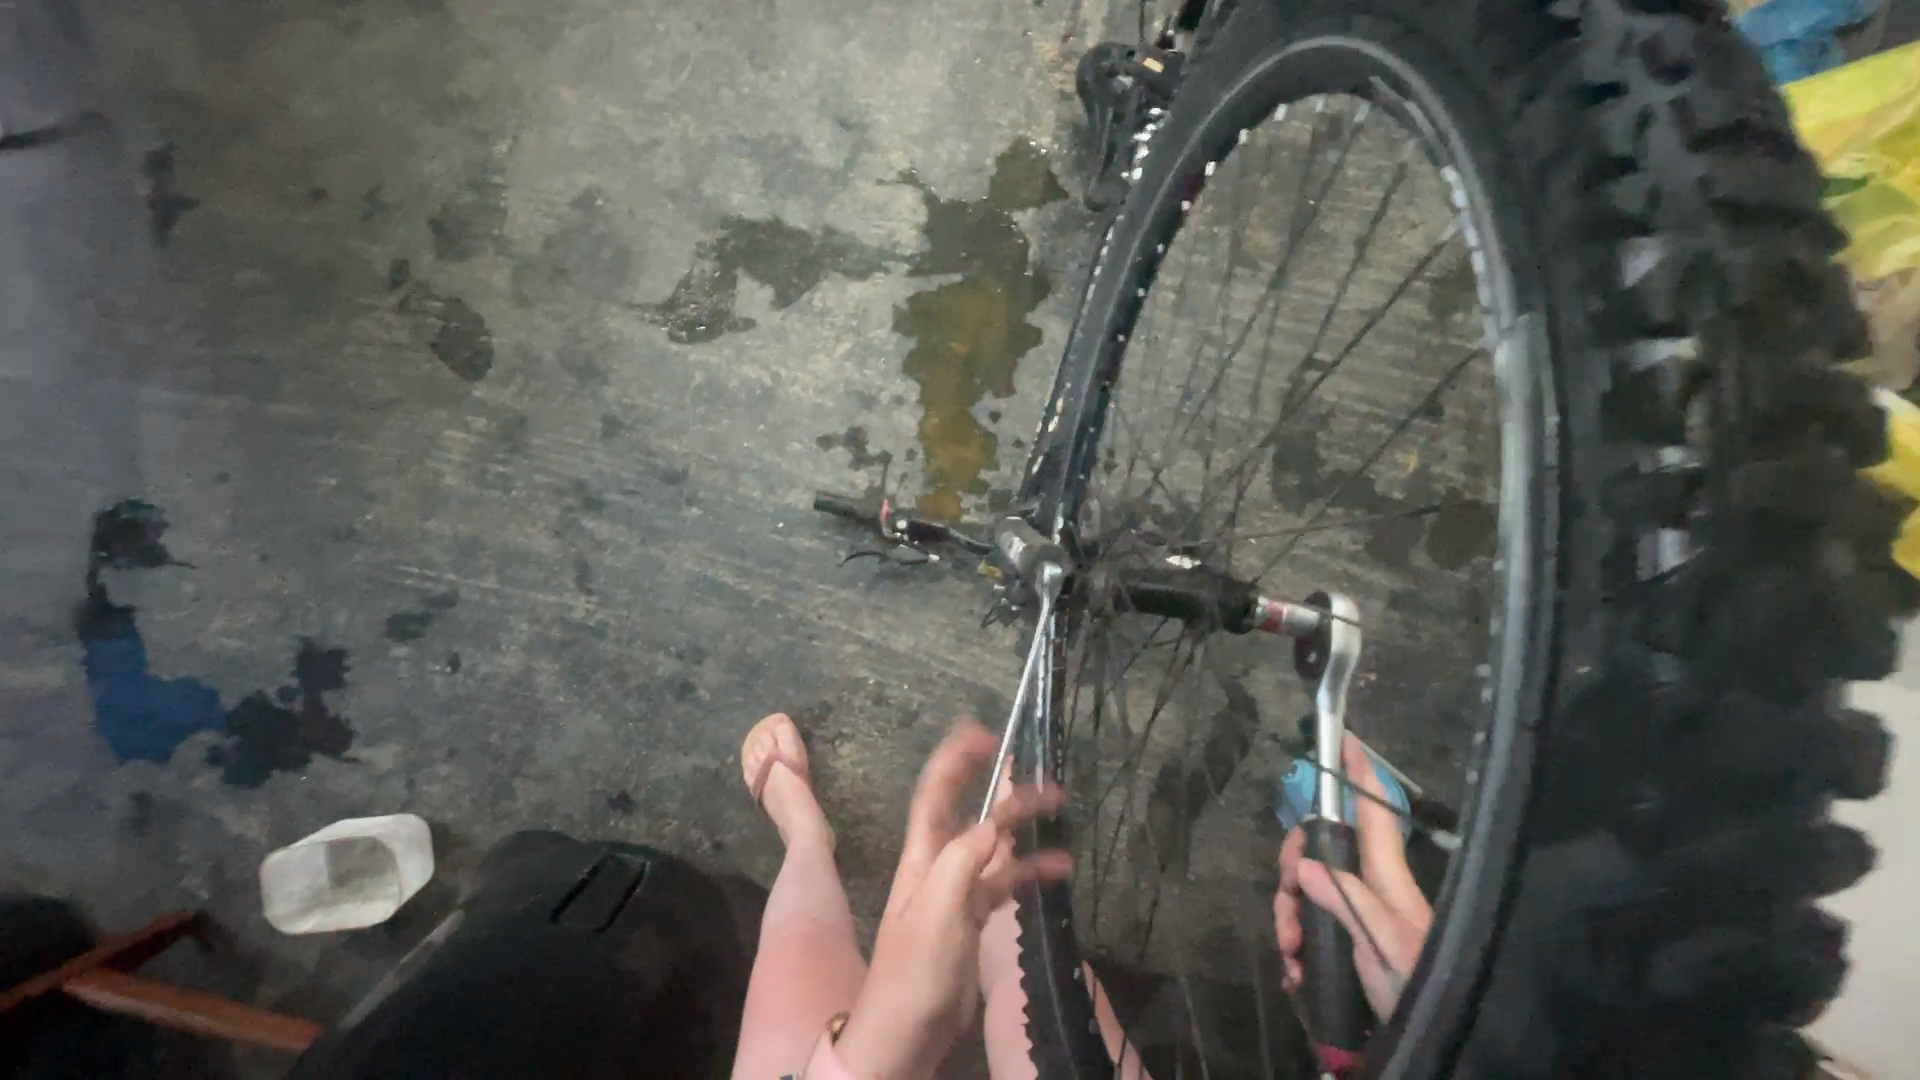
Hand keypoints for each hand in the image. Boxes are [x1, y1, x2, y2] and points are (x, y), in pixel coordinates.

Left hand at [835, 721, 1071, 1079]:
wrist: (904, 1034)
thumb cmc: (913, 971)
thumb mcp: (935, 912)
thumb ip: (962, 862)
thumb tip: (993, 823)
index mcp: (922, 854)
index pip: (936, 791)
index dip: (956, 757)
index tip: (985, 733)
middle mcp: (939, 863)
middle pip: (973, 812)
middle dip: (1004, 789)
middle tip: (1042, 776)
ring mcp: (956, 890)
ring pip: (995, 846)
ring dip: (1025, 829)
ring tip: (1060, 813)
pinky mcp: (972, 917)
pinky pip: (1005, 882)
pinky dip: (1030, 871)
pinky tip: (1058, 869)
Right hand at [1274, 736, 1431, 1018]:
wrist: (1438, 1045)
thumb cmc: (1418, 987)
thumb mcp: (1384, 946)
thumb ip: (1345, 902)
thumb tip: (1303, 865)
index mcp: (1385, 877)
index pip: (1374, 811)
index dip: (1359, 772)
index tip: (1344, 738)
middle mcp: (1368, 885)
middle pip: (1318, 848)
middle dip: (1290, 870)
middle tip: (1287, 906)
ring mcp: (1355, 913)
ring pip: (1305, 888)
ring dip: (1287, 917)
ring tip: (1291, 956)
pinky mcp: (1345, 940)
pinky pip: (1307, 923)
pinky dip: (1294, 943)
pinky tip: (1295, 973)